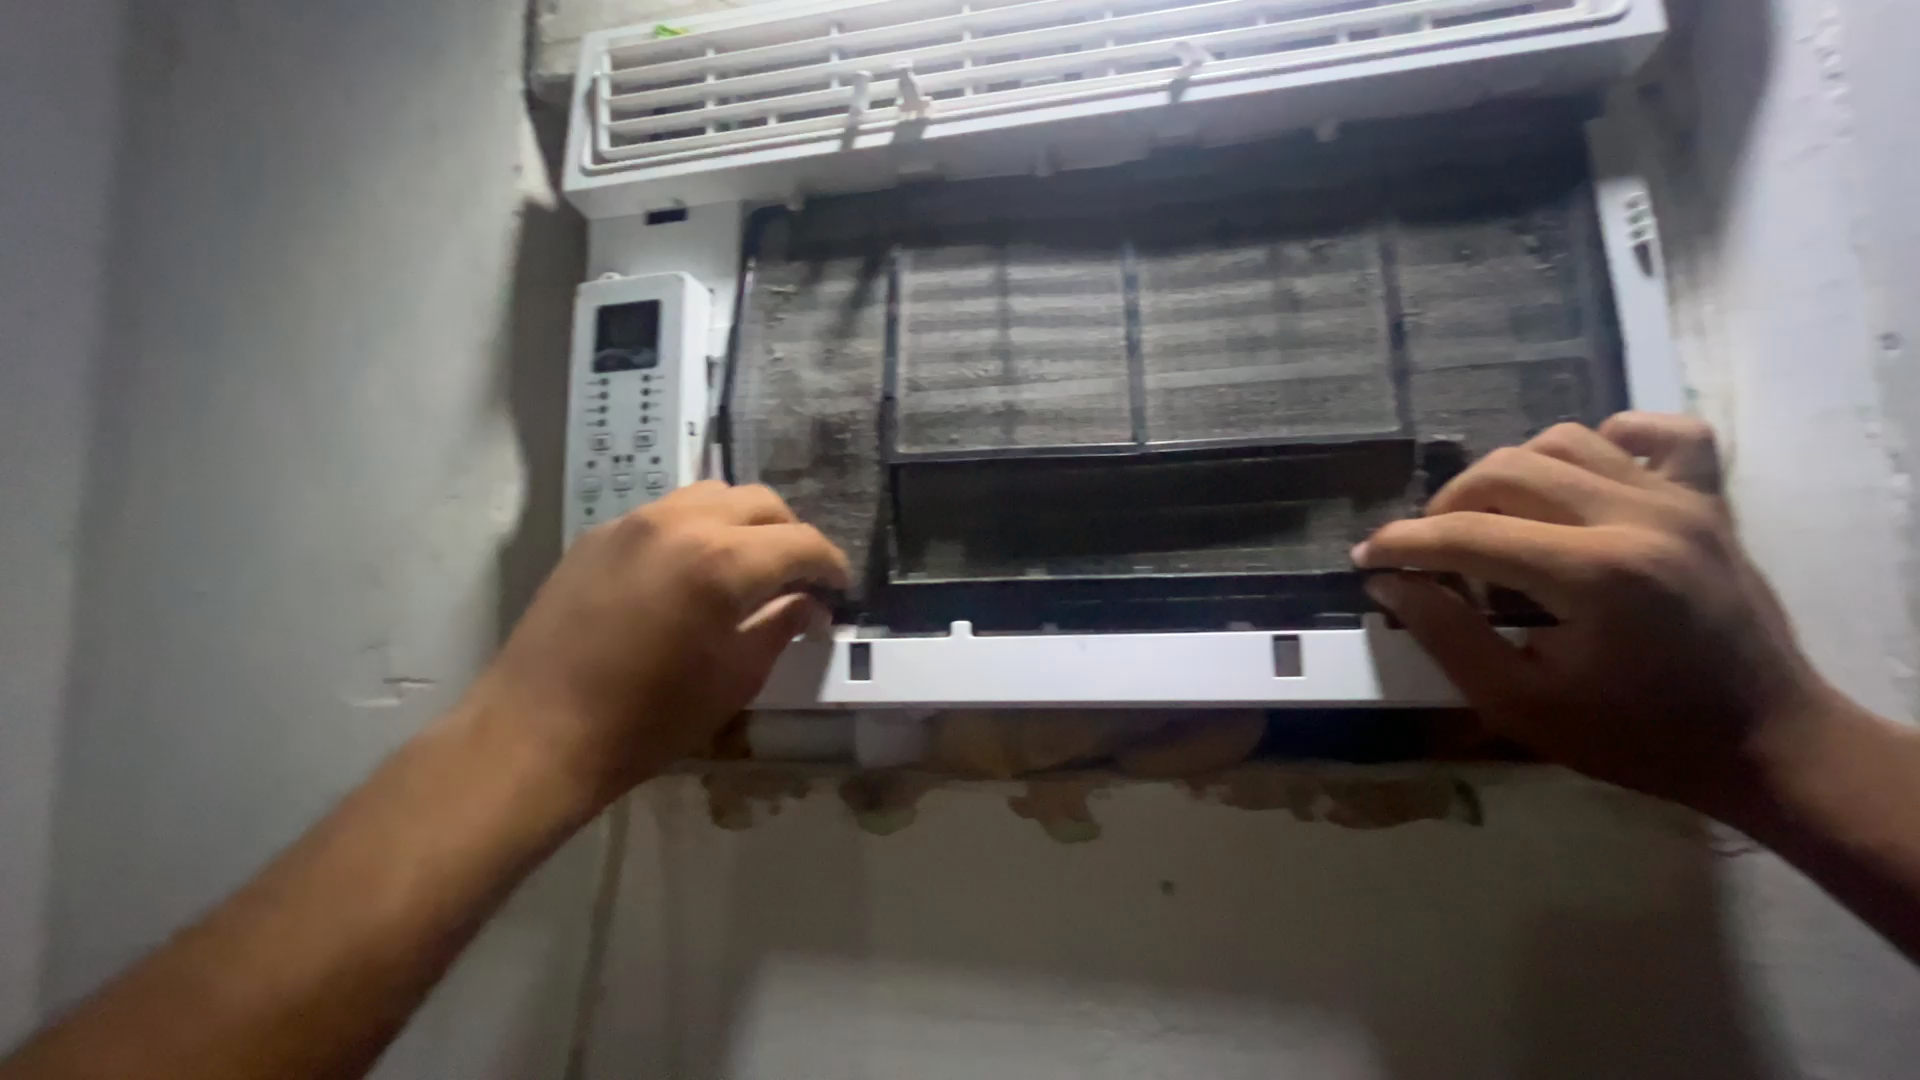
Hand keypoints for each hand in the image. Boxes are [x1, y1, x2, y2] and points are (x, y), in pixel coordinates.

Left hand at [469, 481, 848, 806]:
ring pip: (712, 495)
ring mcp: (634, 522)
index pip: (802, 542)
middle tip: (797, 576)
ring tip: (747, 564)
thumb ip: (781, 626)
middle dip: (791, 535)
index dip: (831, 564)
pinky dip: (697, 529)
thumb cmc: (650, 718)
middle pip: (761, 503)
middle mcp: (682, 523)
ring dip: (744, 522)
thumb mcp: (735, 678)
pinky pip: (666, 512)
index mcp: (724, 561)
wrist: (539, 732)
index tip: (839, 588)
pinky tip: (690, 570)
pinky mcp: (600, 535)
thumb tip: (808, 602)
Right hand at [1354, 413, 1839, 816]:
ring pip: (1563, 441)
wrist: (1770, 746)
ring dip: (1508, 475)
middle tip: (1430, 554)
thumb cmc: (1636, 736)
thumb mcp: (1518, 702)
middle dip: (1445, 508)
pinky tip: (1580, 477)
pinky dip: (1608, 440)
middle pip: (1505, 471)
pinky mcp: (1709, 501)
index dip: (1401, 544)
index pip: (1467, 535)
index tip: (1364, 558)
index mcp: (1596, 575)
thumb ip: (1444, 633)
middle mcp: (1640, 518)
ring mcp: (1683, 501)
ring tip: (1494, 522)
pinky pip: (1660, 432)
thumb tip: (1387, 580)